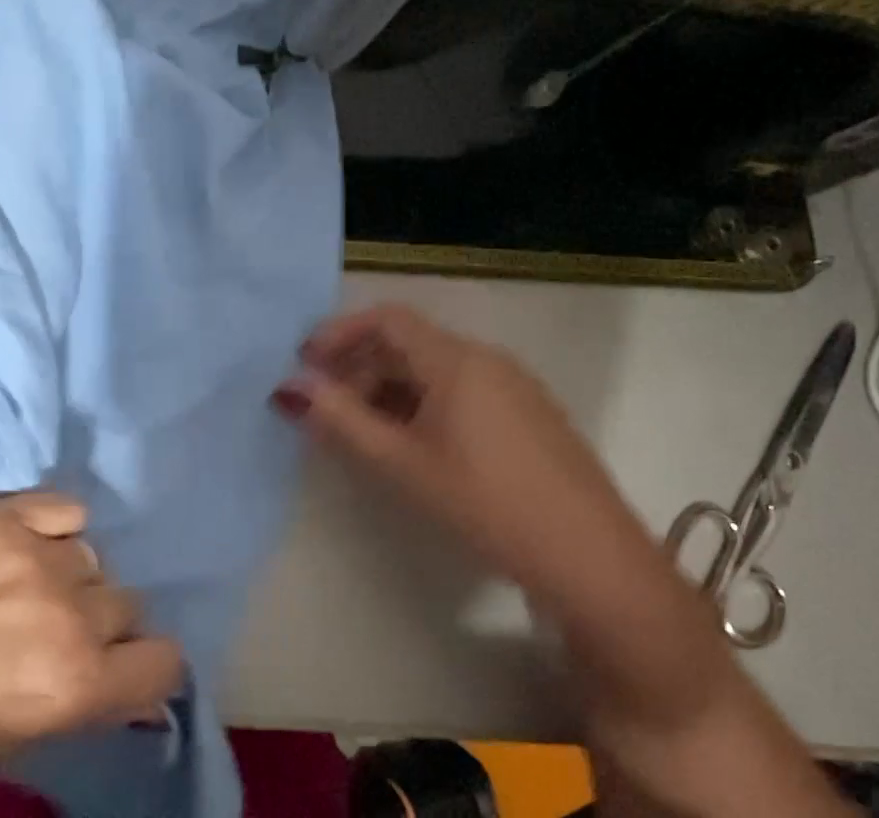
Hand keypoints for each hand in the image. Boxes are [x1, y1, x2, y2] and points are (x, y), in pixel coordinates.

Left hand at [0, 493, 182, 764]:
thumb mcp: (15, 739)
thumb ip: (85, 709)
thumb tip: (141, 696)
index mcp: (76, 683)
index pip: (165, 662)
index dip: (145, 666)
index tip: (120, 663)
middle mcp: (70, 616)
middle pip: (128, 605)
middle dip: (100, 621)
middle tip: (52, 624)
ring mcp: (36, 556)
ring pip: (95, 559)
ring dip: (71, 575)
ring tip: (25, 582)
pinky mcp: (4, 513)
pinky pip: (66, 508)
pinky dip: (55, 527)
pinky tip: (26, 542)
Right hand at [273, 305, 652, 598]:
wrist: (589, 558)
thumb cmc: (484, 502)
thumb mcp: (400, 462)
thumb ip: (339, 418)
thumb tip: (289, 386)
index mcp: (455, 360)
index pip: (387, 319)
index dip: (339, 334)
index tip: (304, 365)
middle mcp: (486, 360)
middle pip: (407, 344)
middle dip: (356, 368)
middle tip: (322, 408)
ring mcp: (513, 388)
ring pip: (432, 371)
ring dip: (385, 390)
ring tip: (358, 433)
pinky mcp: (527, 417)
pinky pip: (459, 392)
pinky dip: (419, 405)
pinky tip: (408, 447)